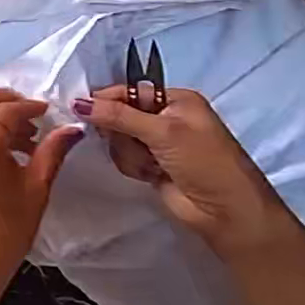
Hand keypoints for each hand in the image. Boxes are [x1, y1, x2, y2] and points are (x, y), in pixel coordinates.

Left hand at [0, 89, 83, 304]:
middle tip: (34, 113)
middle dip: (6, 99)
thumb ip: (52, 151)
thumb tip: (72, 129)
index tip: (50, 111)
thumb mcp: (37, 186)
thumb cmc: (8, 226)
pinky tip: (17, 149)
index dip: (31, 107)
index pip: (7, 109)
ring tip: (32, 137)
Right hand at [79, 86, 293, 254]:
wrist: (227, 213)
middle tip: (134, 143)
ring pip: (118, 139)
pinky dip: (134, 166)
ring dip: (130, 153)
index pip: (127, 91)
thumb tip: (77, 103)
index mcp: (176, 99)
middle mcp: (165, 117)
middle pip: (118, 115)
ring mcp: (157, 143)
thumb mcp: (163, 132)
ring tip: (152, 164)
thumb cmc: (204, 163)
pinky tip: (152, 174)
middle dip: (121, 132)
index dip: (105, 101)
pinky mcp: (151, 164)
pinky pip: (124, 157)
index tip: (82, 110)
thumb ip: (118, 116)